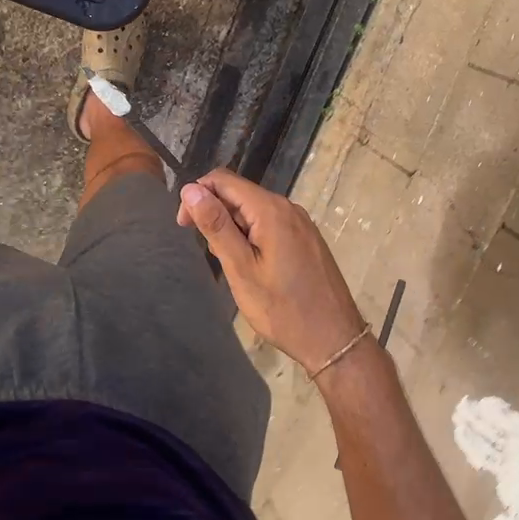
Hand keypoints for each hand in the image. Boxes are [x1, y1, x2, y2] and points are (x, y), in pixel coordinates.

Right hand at [178, 169, 365, 372]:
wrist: (334, 339)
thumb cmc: (282, 309)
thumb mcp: (241, 269)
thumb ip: (216, 226)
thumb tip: (190, 189)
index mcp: (271, 210)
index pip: (223, 180)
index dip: (197, 195)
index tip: (184, 226)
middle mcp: (288, 207)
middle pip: (239, 193)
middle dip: (215, 214)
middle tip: (212, 255)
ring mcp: (300, 223)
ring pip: (254, 210)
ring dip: (233, 228)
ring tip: (233, 266)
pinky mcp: (306, 238)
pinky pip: (270, 224)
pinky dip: (252, 236)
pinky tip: (253, 266)